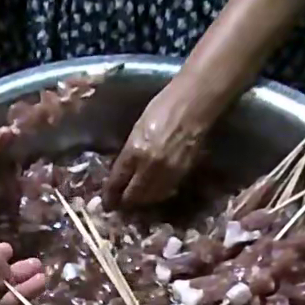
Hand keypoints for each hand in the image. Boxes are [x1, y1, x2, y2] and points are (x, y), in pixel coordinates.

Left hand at [106, 84, 215, 206]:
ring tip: (135, 199)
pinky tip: (153, 192)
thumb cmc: (165, 106)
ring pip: (149, 197)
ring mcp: (168, 170)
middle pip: (132, 195)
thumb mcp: (137, 129)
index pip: (116, 182)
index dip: (110, 196)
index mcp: (135, 151)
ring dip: (140, 200)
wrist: (198, 100)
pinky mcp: (183, 171)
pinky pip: (165, 191)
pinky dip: (156, 195)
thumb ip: (128, 153)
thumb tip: (121, 173)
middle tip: (119, 204)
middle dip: (124, 202)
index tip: (107, 203)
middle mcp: (150, 165)